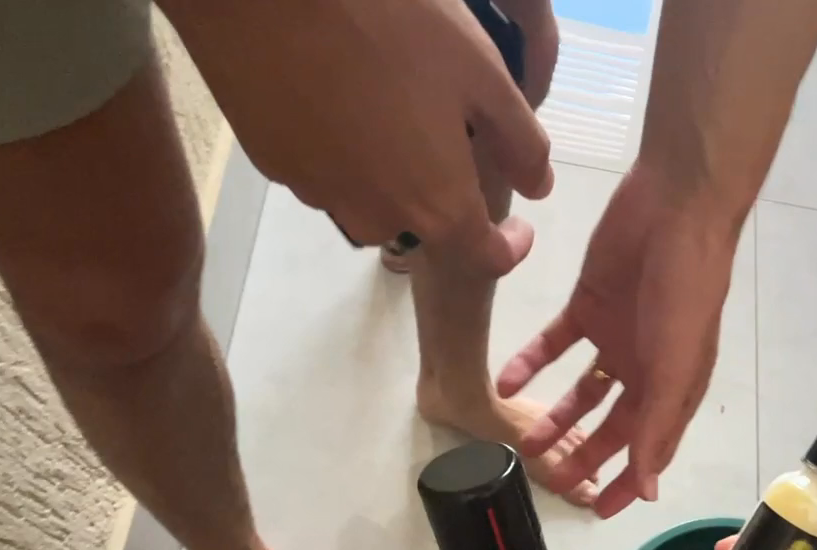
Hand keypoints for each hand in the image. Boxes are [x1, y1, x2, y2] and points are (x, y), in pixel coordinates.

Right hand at [161, 0, 552, 274]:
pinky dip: (345, 149)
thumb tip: (539, 187)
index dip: (510, 247)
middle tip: (446, 127)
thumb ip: (521, 141)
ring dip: (394, 170)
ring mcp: (323, 198)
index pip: (487, 258)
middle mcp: (381, 220)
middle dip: (447, 192)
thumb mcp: (481, 72)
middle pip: (430, 227)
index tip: (518, 227)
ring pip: (377, 200)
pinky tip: (338, 92)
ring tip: (389, 100)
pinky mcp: (277, 168)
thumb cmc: (388, 19)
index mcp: (440, 207)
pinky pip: (328, 172)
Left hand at [496, 163, 744, 516]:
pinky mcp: (587, 306)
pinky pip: (554, 344)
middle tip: (547, 477)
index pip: (646, 449)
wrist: (675, 205)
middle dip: (582, 453)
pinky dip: (531, 363)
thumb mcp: (674, 367)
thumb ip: (656, 428)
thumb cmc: (684, 291)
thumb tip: (648, 492)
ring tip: (521, 438)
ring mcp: (614, 337)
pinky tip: (504, 380)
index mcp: (671, 389)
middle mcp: (643, 369)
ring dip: (553, 415)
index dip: (624, 482)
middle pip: (609, 424)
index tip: (596, 511)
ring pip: (579, 390)